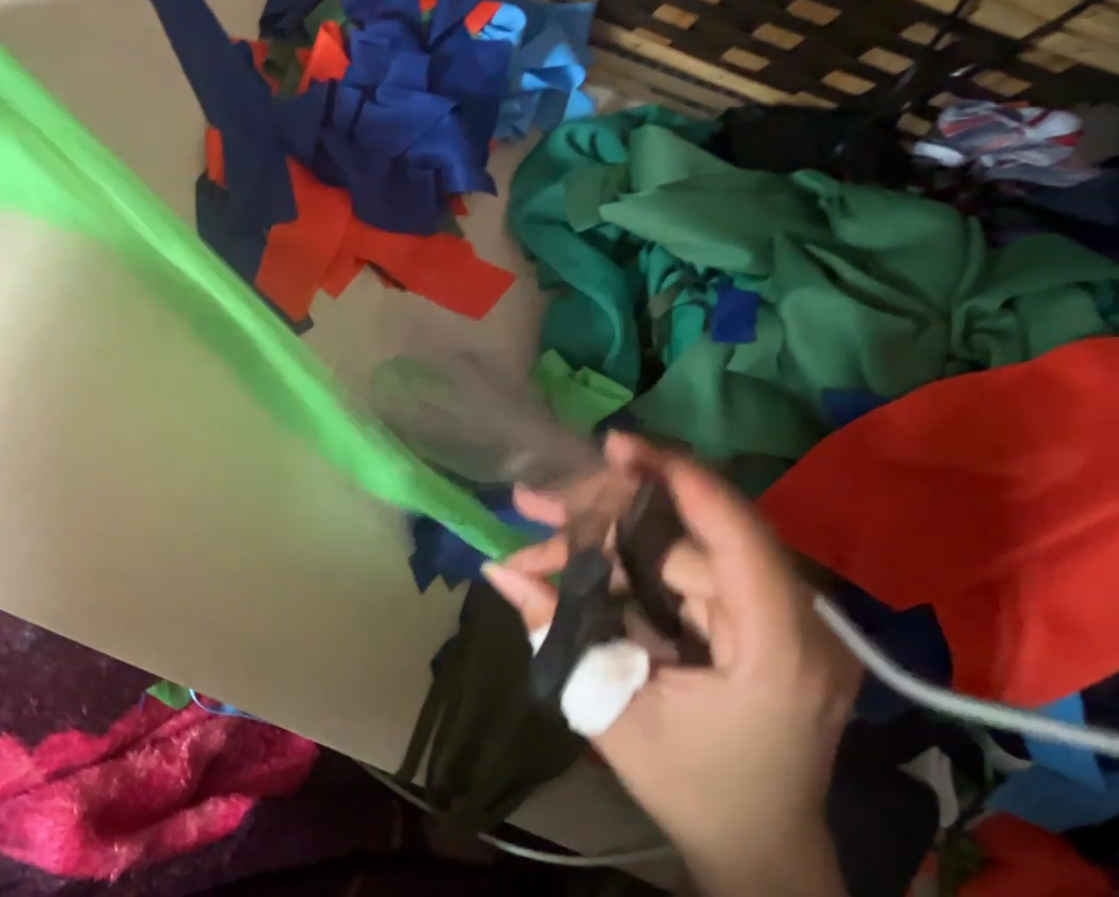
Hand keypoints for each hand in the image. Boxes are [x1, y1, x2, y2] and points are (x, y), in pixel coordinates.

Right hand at [482, 434, 857, 896]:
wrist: (758, 848)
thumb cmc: (693, 791)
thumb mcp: (613, 716)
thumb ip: (560, 635)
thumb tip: (498, 571)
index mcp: (778, 651)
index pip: (738, 540)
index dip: (680, 481)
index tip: (615, 446)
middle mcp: (795, 625)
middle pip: (691, 543)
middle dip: (604, 520)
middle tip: (531, 500)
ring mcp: (783, 624)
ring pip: (682, 556)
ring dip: (608, 546)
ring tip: (534, 539)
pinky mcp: (762, 626)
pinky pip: (689, 579)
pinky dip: (631, 570)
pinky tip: (575, 566)